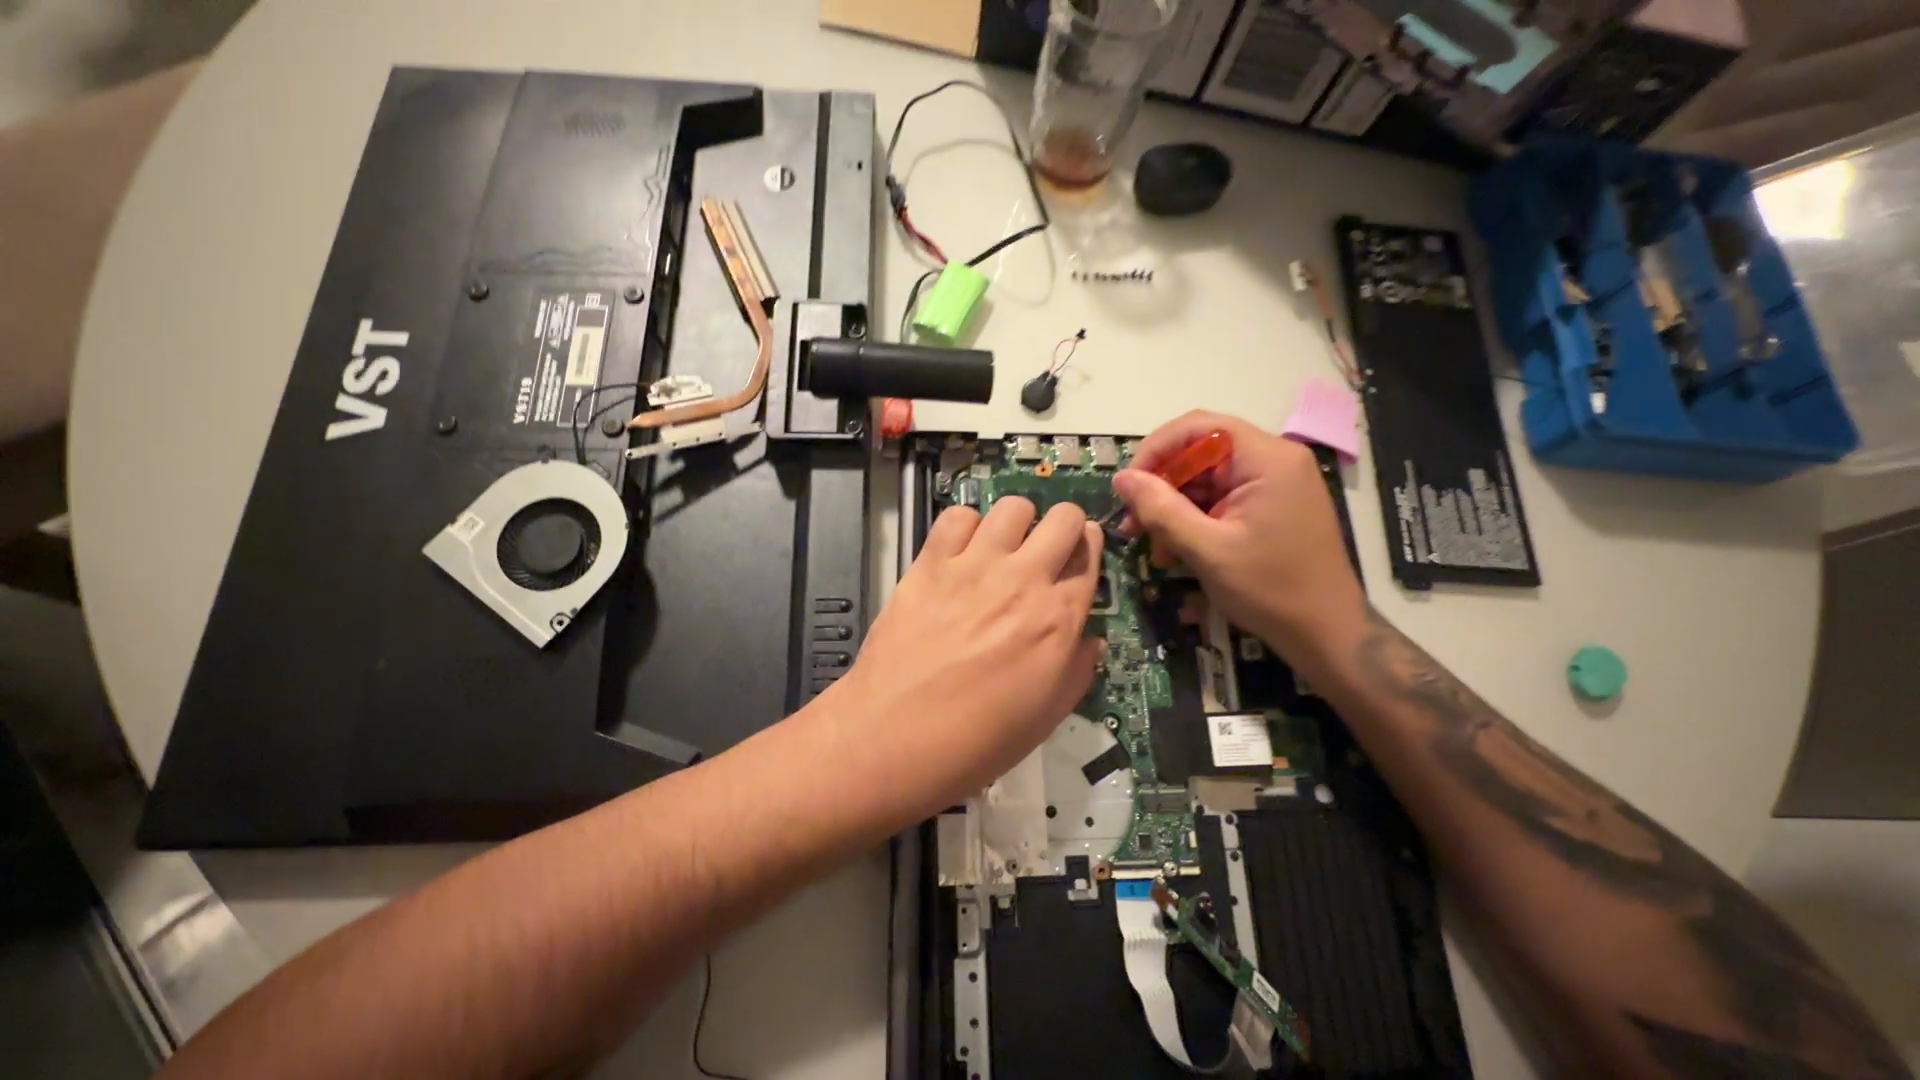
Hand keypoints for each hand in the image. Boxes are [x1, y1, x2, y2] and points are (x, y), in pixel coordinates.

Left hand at [834, 497, 1104, 816]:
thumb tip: (1089, 640)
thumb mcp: (1047, 716)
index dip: (1090, 550)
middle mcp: (1023, 580)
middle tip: (1048, 548)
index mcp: (1058, 618)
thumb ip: (1077, 670)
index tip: (1080, 557)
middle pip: (1063, 517)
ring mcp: (974, 566)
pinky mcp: (930, 563)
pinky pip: (957, 516)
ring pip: (1013, 507)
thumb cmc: (978, 740)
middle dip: (1064, 525)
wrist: (896, 736)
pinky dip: (965, 526)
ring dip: (1017, 522)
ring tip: (1004, 546)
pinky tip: (961, 551)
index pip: (1091, 556)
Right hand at [1113, 410, 1364, 662]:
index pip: (1198, 427)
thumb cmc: (1271, 590)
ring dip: (1174, 508)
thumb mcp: (1207, 551)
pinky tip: (1175, 550)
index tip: (1128, 486)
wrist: (1327, 633)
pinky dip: (1195, 519)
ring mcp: (1276, 483)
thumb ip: (1161, 509)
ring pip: (1207, 478)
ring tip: (1151, 546)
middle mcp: (1275, 460)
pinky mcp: (1272, 505)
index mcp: (1267, 459)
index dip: (1155, 450)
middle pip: (1201, 452)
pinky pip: (1222, 498)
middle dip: (1162, 485)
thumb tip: (1121, 478)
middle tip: (1131, 524)